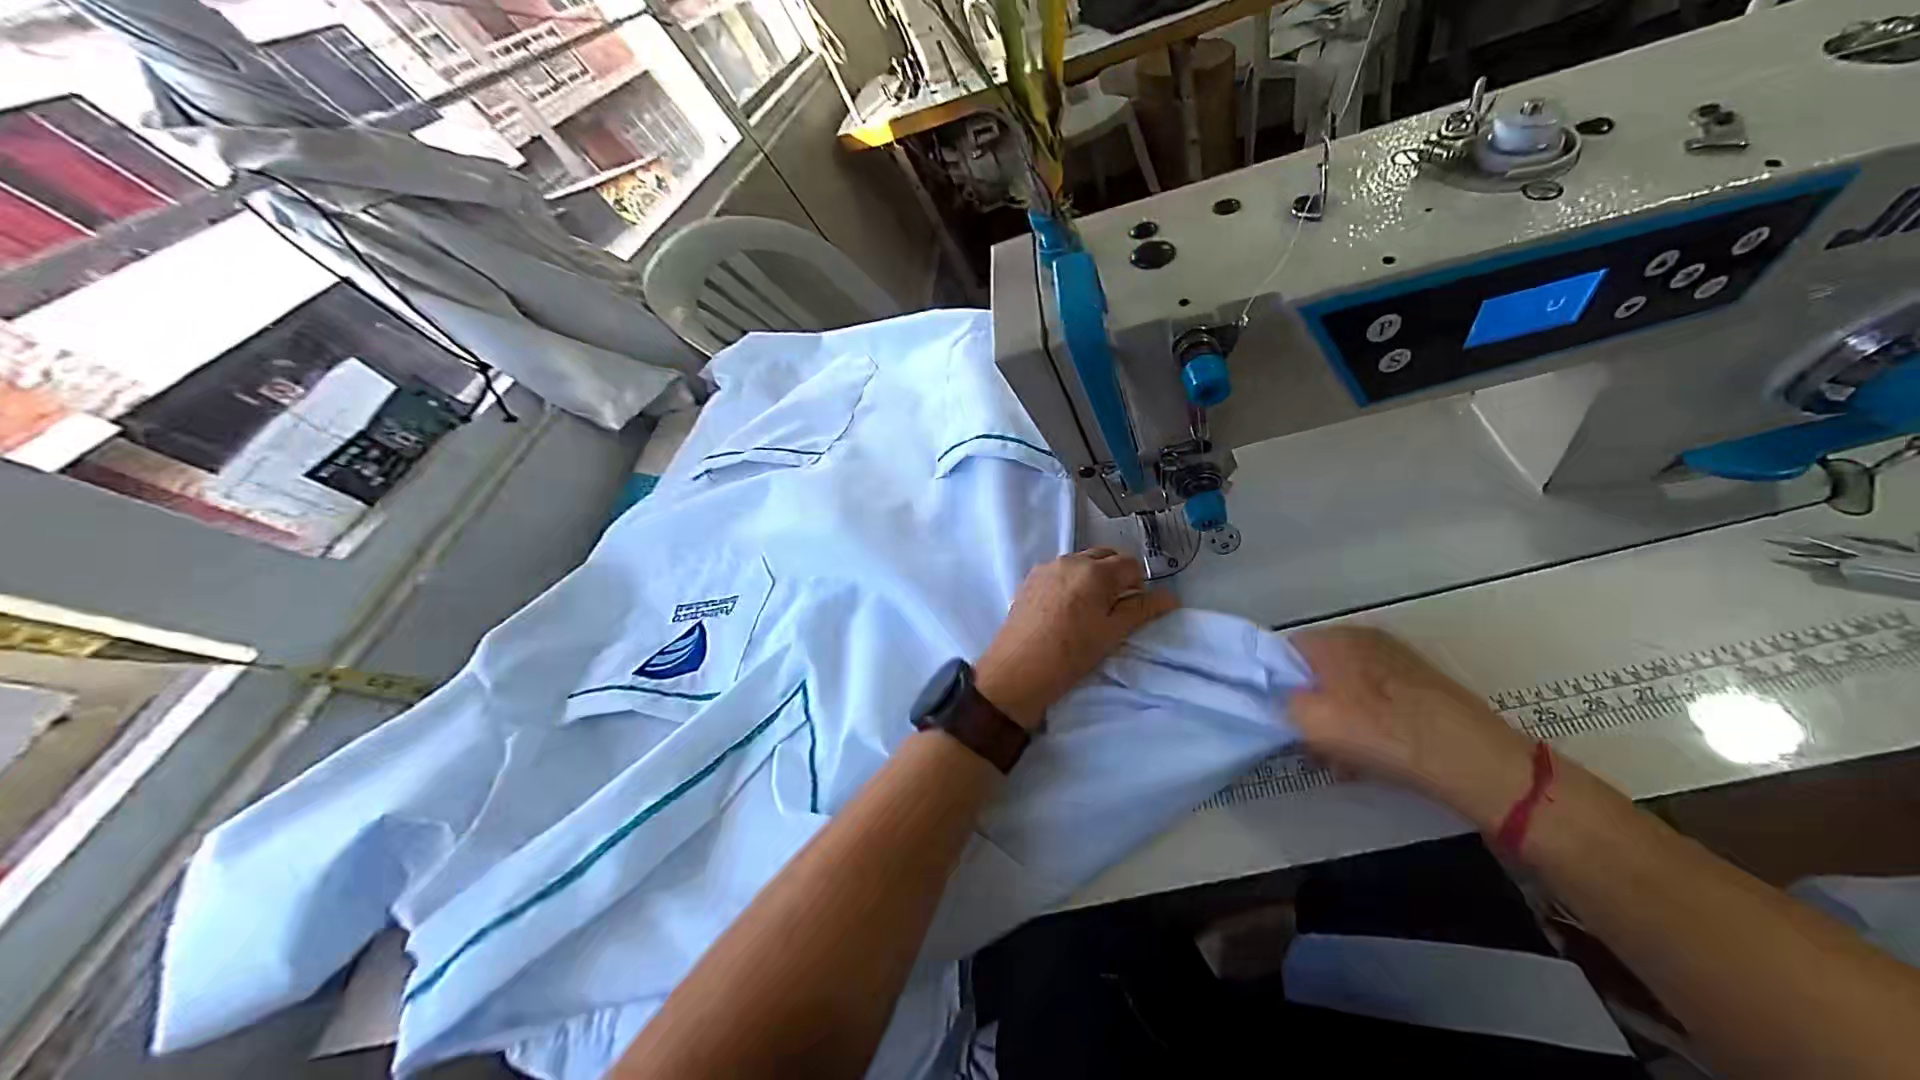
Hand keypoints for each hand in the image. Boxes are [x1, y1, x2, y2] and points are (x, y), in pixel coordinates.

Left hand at [975, 549, 1179, 729]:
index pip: (1130, 564)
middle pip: (1104, 556)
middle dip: (1115, 575)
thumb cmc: (1070, 654)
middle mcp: (1070, 561)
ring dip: (1091, 577)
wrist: (1018, 670)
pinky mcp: (1029, 580)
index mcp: (1096, 572)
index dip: (1137, 584)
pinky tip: (1063, 610)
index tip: (1132, 607)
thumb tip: (1170, 597)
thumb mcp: (1111, 634)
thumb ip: (1141, 610)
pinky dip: (1069, 582)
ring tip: (1087, 610)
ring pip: (1080, 562)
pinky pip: (1058, 571)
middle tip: (1114, 607)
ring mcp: (1046, 568)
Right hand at [1290, 627, 1534, 830]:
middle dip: (1307, 705)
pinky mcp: (1421, 684)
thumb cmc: (1383, 734)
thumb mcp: (1309, 721)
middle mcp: (1362, 638)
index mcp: (1332, 638)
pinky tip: (1375, 754)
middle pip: (1315, 670)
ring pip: (1346, 687)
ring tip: (1342, 756)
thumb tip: (1275, 698)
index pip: (1281, 651)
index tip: (1274, 715)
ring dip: (1337, 719)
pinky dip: (1367, 723)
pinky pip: (1376, 699)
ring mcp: (1396, 658)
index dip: (1272, 683)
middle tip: (1308, 741)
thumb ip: (1278, 703)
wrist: (1475, 761)